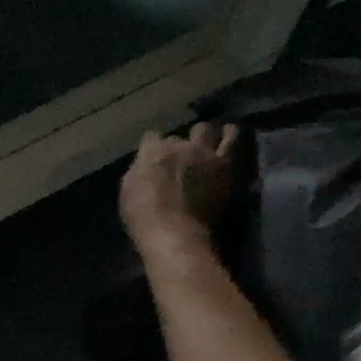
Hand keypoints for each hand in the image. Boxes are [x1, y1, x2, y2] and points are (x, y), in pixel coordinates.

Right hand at [118, 123, 238, 257]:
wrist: (173, 231)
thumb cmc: (142, 215)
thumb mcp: (128, 190)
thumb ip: (139, 171)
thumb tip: (146, 164)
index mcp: (151, 151)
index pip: (151, 137)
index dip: (153, 147)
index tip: (153, 158)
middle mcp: (177, 145)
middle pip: (177, 136)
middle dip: (177, 145)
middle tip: (178, 159)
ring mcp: (202, 152)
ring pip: (205, 129)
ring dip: (203, 135)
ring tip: (206, 142)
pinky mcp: (223, 164)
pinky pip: (232, 140)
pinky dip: (230, 135)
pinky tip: (229, 134)